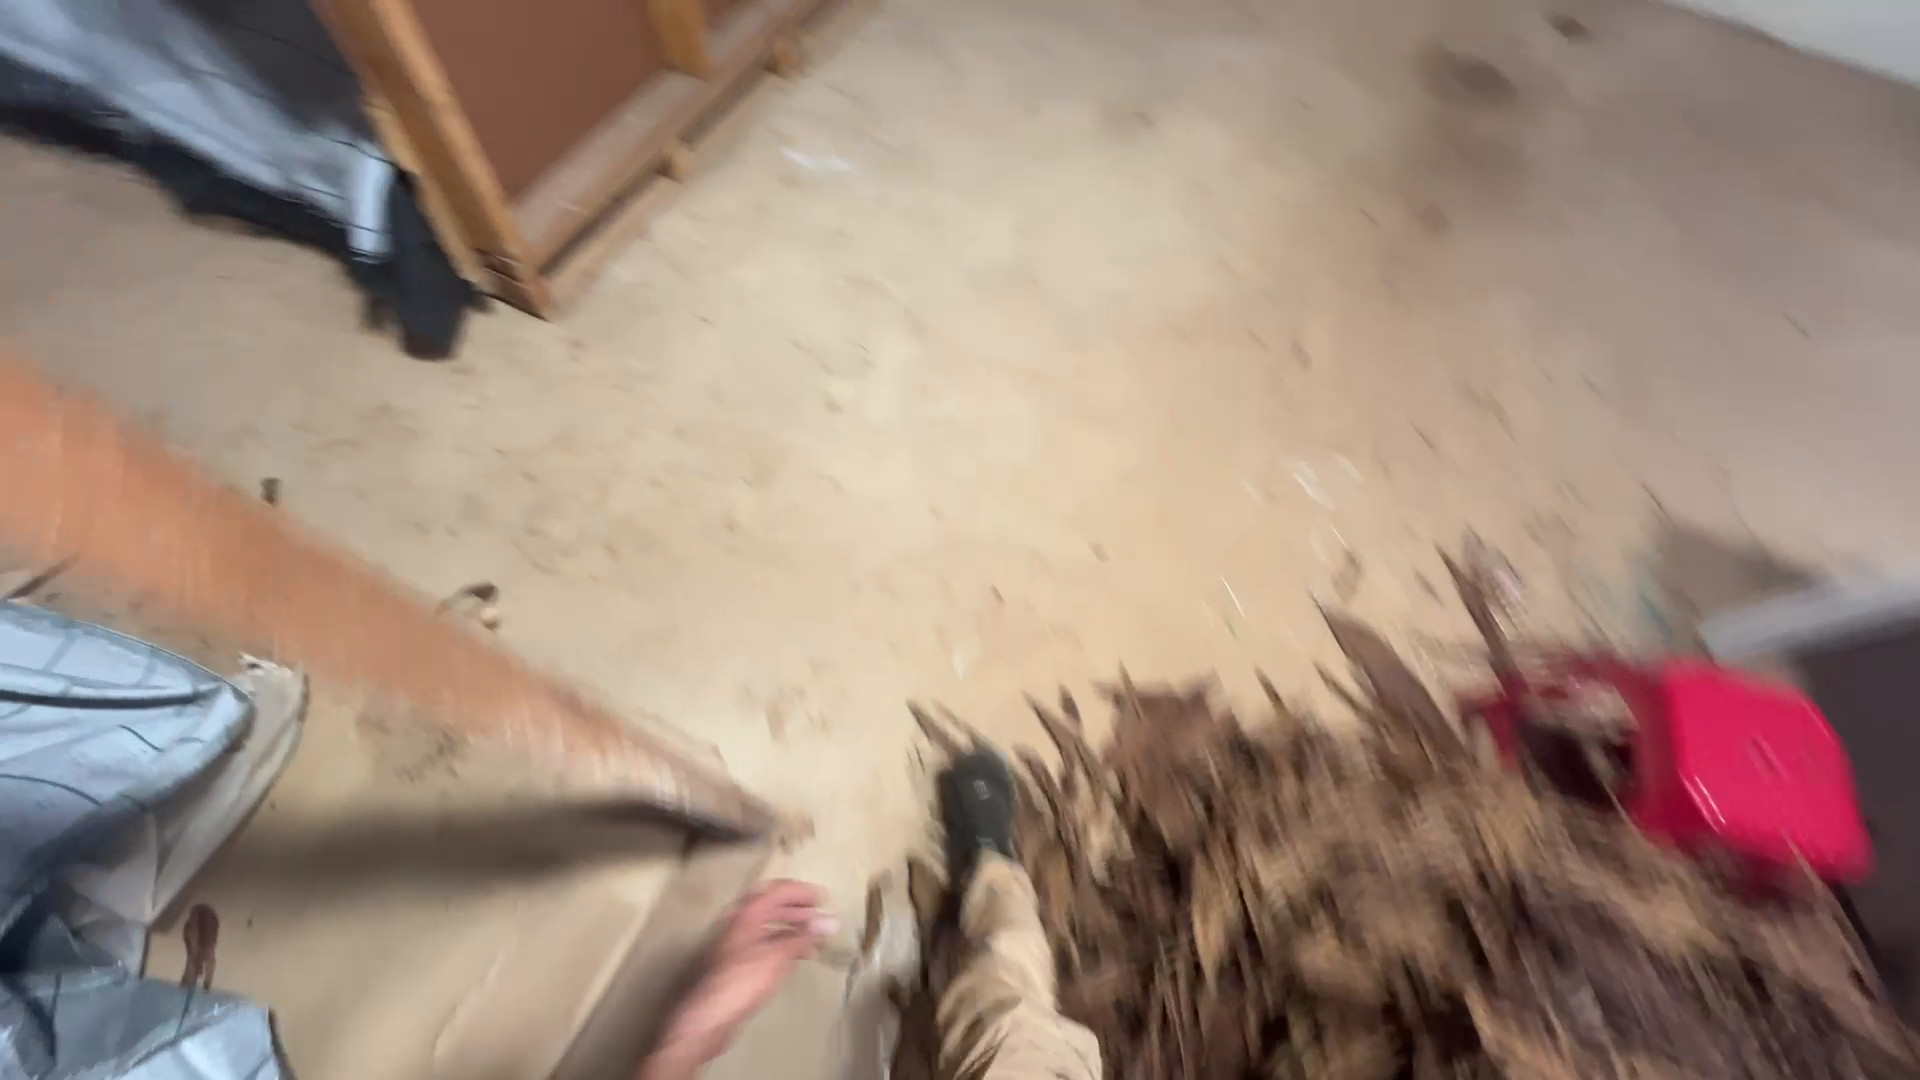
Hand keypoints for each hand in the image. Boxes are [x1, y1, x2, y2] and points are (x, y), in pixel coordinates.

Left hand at [644, 881, 836, 1077]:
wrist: (706, 1018)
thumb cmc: (743, 980)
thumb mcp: (778, 956)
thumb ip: (805, 936)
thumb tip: (832, 922)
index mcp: (749, 910)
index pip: (780, 889)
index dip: (804, 892)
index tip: (824, 900)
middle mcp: (740, 919)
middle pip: (773, 904)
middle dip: (798, 909)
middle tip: (819, 917)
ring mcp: (736, 940)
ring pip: (768, 924)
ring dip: (791, 927)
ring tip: (812, 939)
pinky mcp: (735, 960)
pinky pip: (763, 941)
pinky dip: (781, 943)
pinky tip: (794, 956)